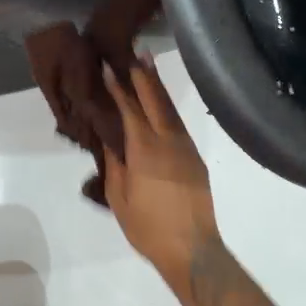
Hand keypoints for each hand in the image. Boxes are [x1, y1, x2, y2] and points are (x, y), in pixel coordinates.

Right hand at [100, 58, 219, 285]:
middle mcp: (168, 142)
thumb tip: (109, 139)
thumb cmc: (148, 228)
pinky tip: (162, 105)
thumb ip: (114, 164)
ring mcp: (186, 149)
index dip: (118, 87)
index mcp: (145, 150)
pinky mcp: (196, 160)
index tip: (108, 66)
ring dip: (159, 87)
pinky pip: (179, 125)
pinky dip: (168, 108)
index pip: (129, 109)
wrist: (194, 253)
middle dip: (144, 76)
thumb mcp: (120, 198)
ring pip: (171, 110)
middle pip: (155, 101)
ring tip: (150, 67)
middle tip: (136, 53)